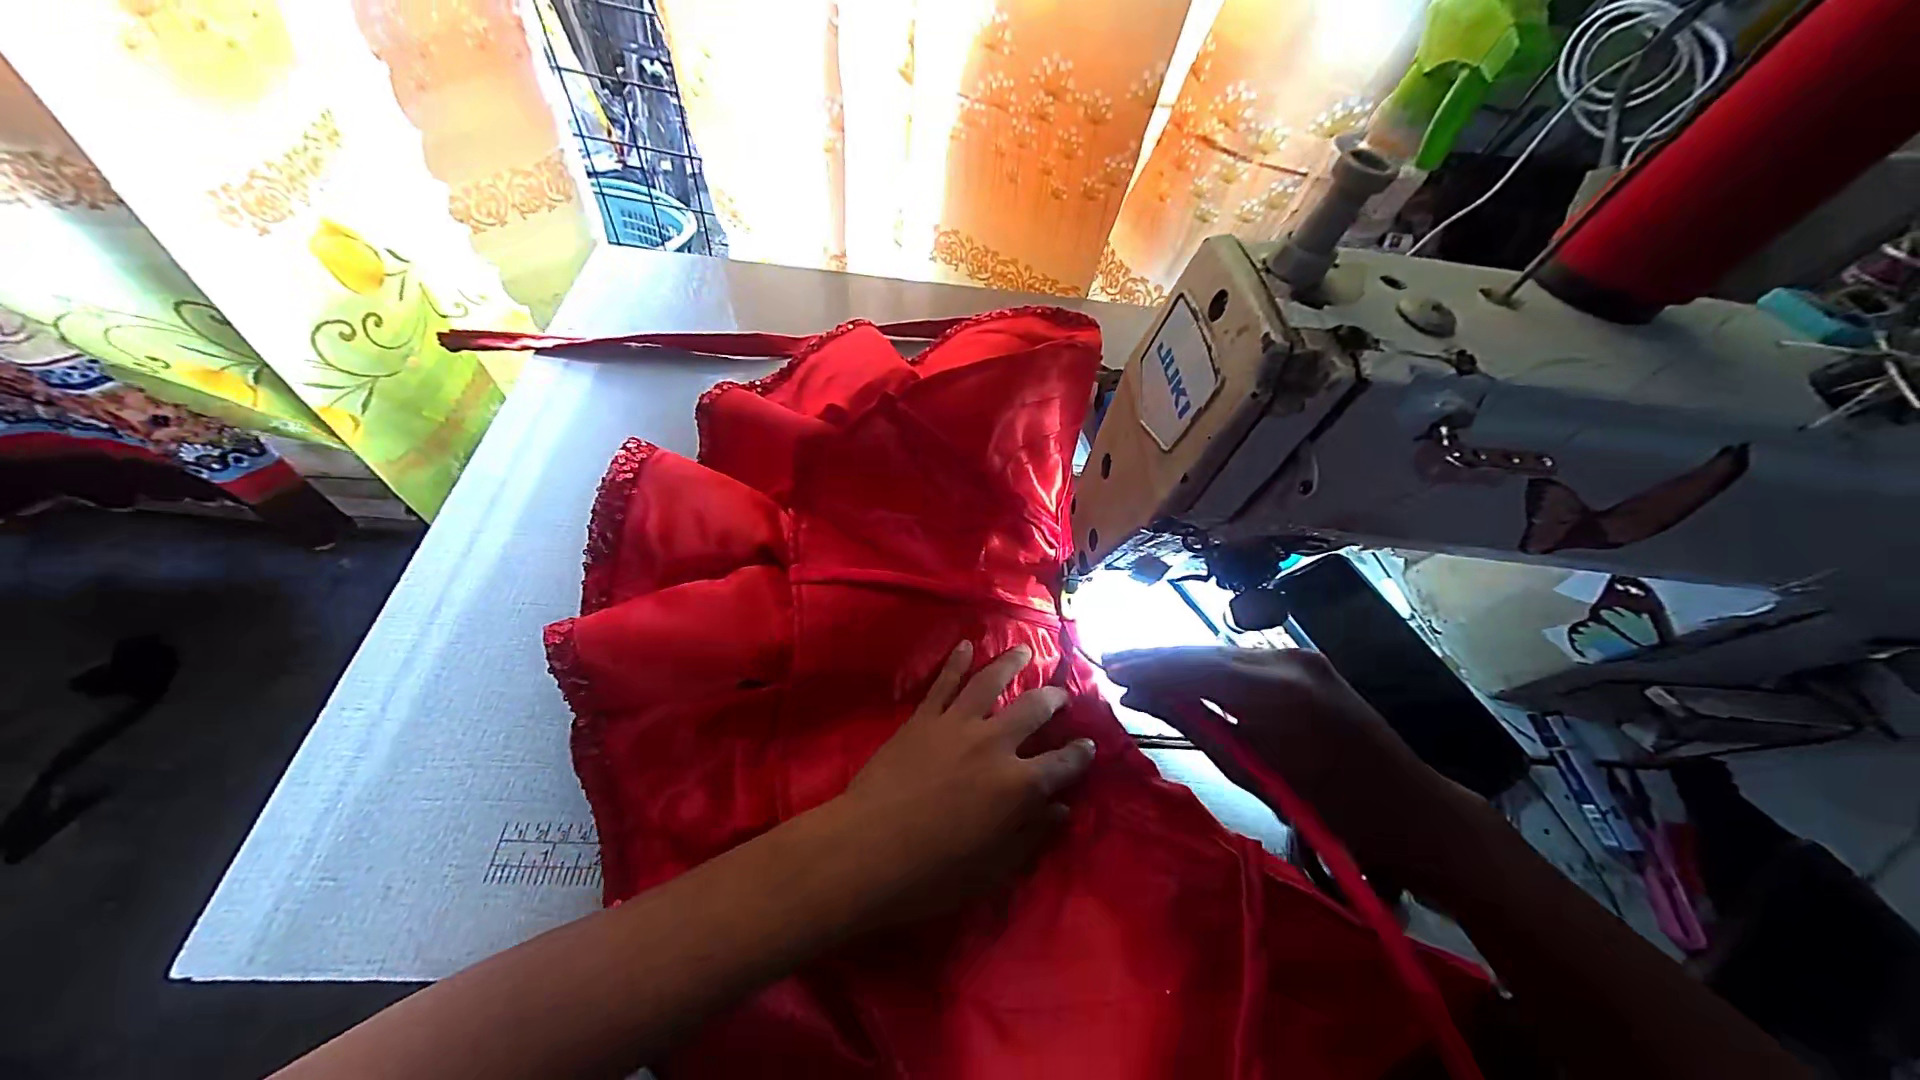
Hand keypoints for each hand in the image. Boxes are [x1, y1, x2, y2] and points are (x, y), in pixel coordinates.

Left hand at [826, 641, 1095, 923]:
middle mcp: (993, 744)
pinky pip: (943, 683)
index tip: (1088, 745)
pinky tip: (966, 646)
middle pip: (1033, 709)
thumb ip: (1030, 834)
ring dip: (1011, 664)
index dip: (1080, 753)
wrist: (866, 849)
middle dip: (1053, 699)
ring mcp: (955, 725)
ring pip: (990, 682)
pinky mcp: (922, 719)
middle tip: (1062, 695)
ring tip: (1025, 651)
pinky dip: (956, 662)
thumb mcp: (993, 868)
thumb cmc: (932, 872)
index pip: (1062, 764)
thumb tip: (1061, 808)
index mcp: (1017, 786)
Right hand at [1103, 646, 1479, 890]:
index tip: (1106, 665)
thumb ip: (1193, 725)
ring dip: (1178, 661)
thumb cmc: (1330, 809)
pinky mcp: (1304, 663)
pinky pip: (1242, 660)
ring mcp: (1299, 656)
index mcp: (1276, 691)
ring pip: (1220, 652)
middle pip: (1203, 652)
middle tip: (1111, 662)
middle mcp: (1287, 659)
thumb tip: (1138, 696)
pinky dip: (1207, 668)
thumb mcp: (1251, 772)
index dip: (1145, 665)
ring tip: (1135, 667)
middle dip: (1155, 658)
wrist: (1410, 809)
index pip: (1192, 667)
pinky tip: (1180, 674)